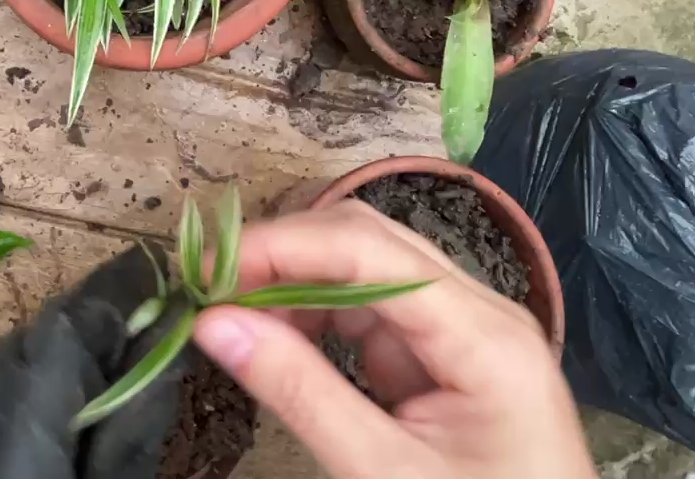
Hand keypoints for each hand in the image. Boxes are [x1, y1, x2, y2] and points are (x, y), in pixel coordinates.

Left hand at [0, 247, 179, 478]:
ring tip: (22, 473)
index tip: (158, 289)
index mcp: (29, 391)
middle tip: (90, 426)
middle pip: (42, 341)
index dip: (130, 292)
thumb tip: (168, 339)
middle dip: (77, 364)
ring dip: (16, 400)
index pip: (93, 303)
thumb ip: (134, 422)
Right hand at [192, 200, 593, 478]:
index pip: (369, 249)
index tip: (212, 269)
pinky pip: (366, 305)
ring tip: (236, 312)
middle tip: (214, 284)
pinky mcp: (438, 348)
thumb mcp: (384, 476)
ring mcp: (459, 324)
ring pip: (361, 264)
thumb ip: (299, 393)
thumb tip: (210, 322)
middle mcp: (477, 308)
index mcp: (484, 334)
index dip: (284, 246)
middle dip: (285, 253)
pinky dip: (314, 312)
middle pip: (367, 240)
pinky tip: (279, 335)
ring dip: (294, 281)